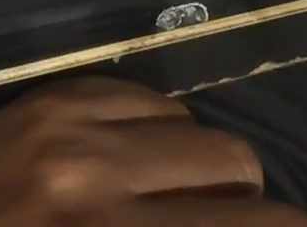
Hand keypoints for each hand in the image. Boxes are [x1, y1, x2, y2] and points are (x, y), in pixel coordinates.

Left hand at [0, 77, 306, 226]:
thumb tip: (252, 224)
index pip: (254, 226)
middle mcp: (99, 174)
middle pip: (235, 163)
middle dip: (246, 203)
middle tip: (227, 223)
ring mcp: (70, 121)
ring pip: (194, 125)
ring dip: (202, 166)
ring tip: (179, 196)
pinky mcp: (51, 93)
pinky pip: (146, 97)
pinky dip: (158, 131)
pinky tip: (139, 160)